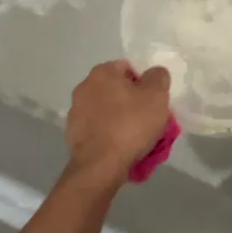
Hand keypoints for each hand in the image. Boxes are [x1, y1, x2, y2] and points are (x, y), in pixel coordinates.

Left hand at [64, 61, 172, 185]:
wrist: (101, 164)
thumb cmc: (131, 124)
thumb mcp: (156, 96)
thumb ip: (158, 77)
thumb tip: (154, 74)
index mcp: (102, 73)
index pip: (127, 68)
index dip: (143, 83)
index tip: (153, 101)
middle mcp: (84, 87)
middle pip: (115, 90)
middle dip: (130, 101)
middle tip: (147, 119)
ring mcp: (75, 111)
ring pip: (105, 110)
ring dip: (118, 118)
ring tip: (134, 137)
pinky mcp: (72, 134)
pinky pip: (97, 129)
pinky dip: (107, 134)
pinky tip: (119, 147)